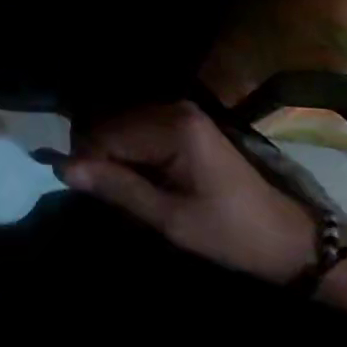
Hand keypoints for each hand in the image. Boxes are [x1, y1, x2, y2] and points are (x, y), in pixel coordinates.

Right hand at [58, 102, 315, 283]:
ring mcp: (182, 113)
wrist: (283, 237)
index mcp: (174, 127)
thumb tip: (64, 168)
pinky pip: (141, 132)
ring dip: (115, 159)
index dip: (88, 165)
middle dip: (101, 160)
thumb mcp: (168, 218)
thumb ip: (117, 188)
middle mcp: (175, 108)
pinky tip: (141, 182)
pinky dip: (132, 156)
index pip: (106, 135)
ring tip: (125, 195)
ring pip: (123, 129)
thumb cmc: (227, 233)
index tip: (87, 197)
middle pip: (113, 126)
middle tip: (109, 200)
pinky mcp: (186, 124)